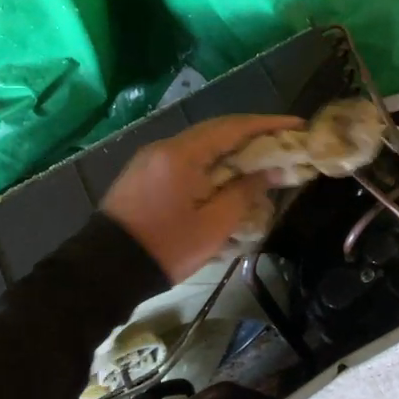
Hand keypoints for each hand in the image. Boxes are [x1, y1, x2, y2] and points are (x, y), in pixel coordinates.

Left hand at [99, 113, 303, 280]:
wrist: (101, 273)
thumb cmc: (164, 247)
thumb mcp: (214, 225)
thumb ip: (245, 192)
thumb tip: (271, 172)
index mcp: (183, 154)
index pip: (234, 127)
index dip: (269, 125)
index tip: (298, 125)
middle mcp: (166, 147)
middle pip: (218, 130)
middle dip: (253, 134)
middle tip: (285, 140)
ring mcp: (151, 159)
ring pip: (202, 143)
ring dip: (232, 147)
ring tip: (262, 157)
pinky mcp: (143, 174)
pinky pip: (187, 157)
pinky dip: (212, 159)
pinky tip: (228, 174)